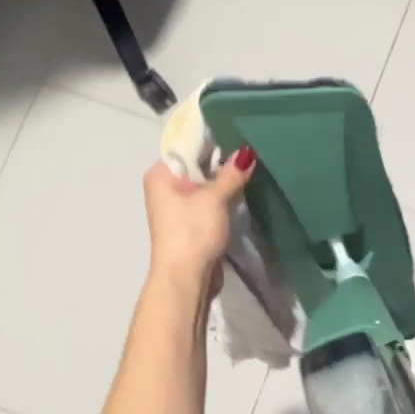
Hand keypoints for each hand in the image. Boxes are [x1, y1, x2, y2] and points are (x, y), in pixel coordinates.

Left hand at [142, 147, 256, 289]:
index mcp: (161, 175)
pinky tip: (244, 196)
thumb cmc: (193, 232)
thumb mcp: (214, 199)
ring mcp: (178, 208)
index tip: (239, 135)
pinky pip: (210, 205)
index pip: (188, 148)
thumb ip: (231, 174)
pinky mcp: (192, 225)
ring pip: (206, 188)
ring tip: (253, 172)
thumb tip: (247, 152)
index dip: (213, 141)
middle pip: (198, 167)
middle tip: (253, 153)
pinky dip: (224, 202)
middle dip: (223, 164)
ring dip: (226, 185)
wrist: (186, 278)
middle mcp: (165, 188)